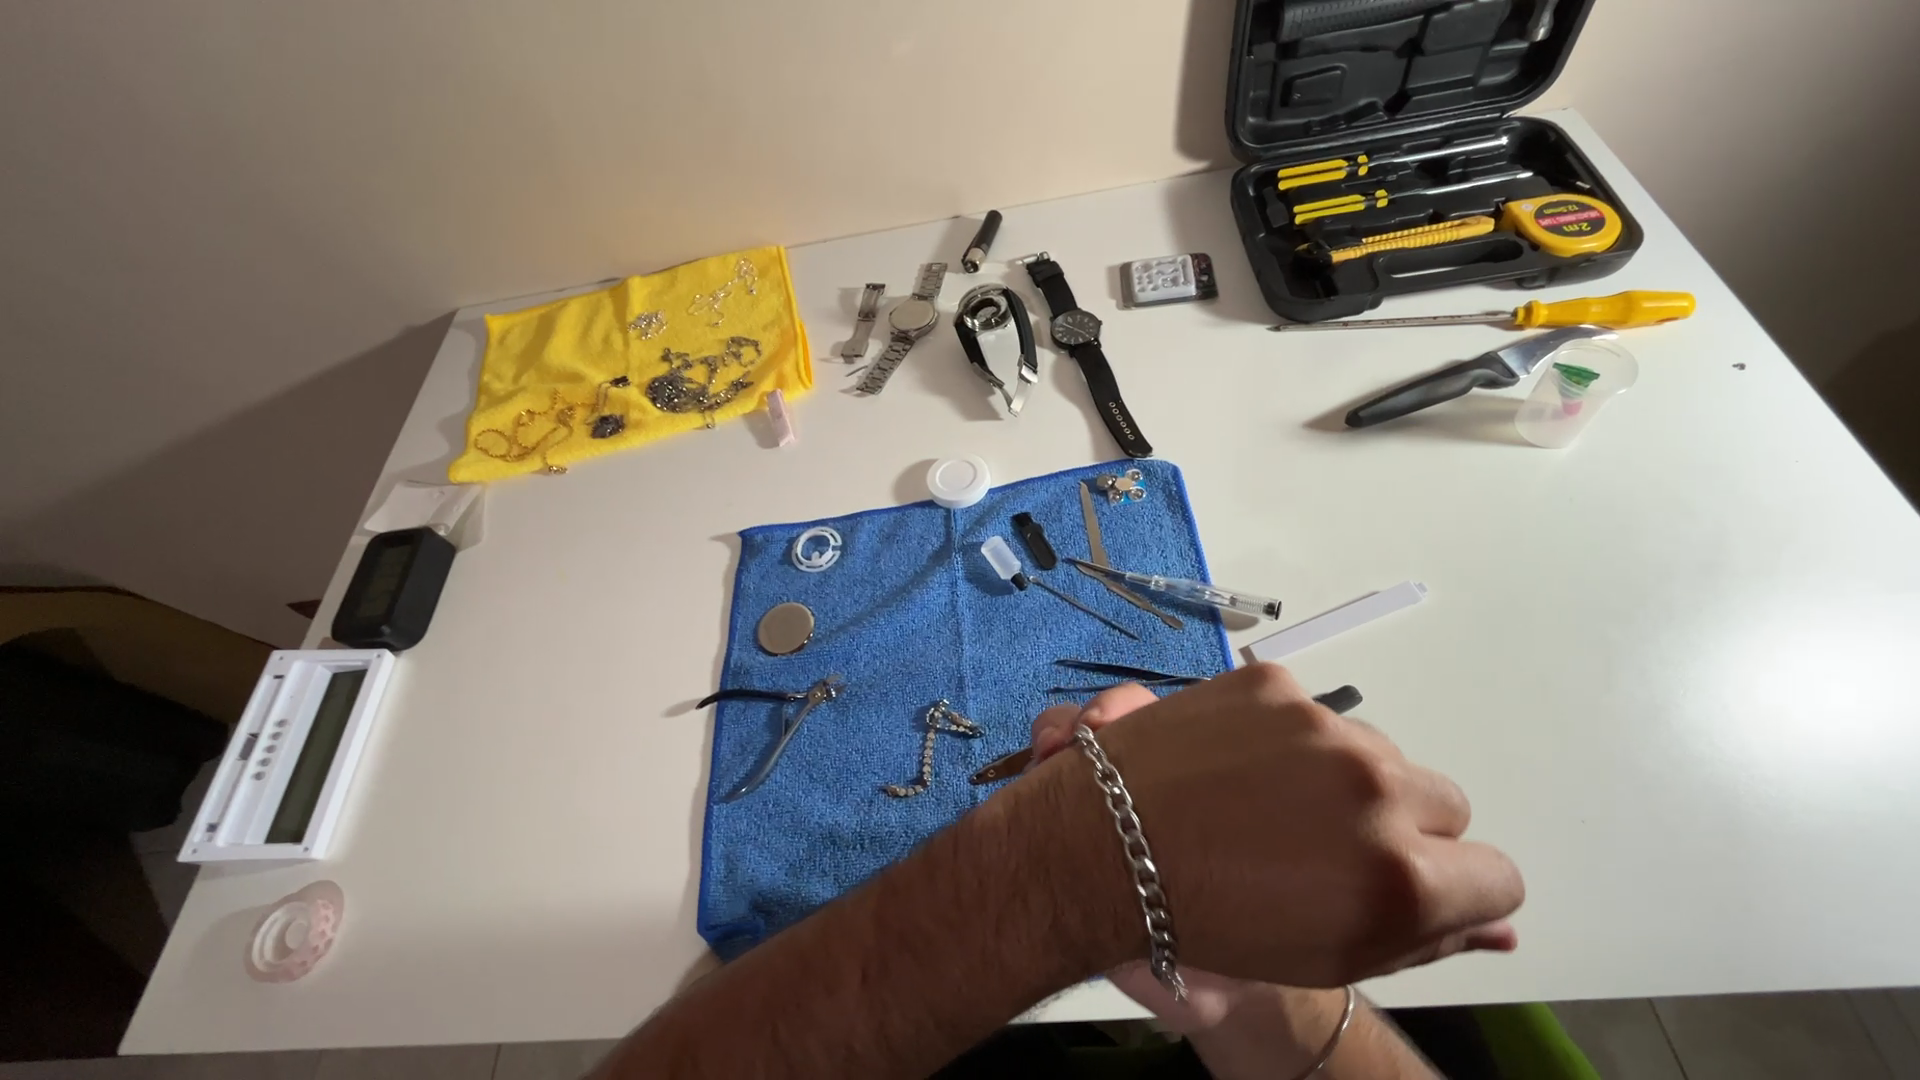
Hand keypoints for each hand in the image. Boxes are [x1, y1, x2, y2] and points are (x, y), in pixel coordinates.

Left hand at [1025, 664, 1521, 992]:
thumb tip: (1502, 924)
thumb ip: (1426, 935)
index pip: (1496, 874)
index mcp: (1404, 878)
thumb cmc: (1218, 919)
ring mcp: (1320, 726)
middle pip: (1441, 800)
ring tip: (1268, 799)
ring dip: (1343, 773)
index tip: (1392, 884)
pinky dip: (1287, 734)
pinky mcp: (1271, 684)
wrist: (1108, 844)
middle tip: (1320, 839)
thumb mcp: (1329, 952)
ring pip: (1377, 749)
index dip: (1447, 886)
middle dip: (1400, 824)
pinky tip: (1237, 761)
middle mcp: (1376, 789)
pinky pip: (1312, 711)